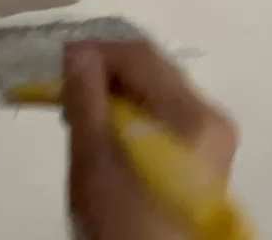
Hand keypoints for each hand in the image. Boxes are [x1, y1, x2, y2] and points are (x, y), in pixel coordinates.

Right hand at [62, 41, 238, 239]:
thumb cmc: (122, 226)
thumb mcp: (94, 159)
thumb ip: (85, 97)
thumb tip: (78, 50)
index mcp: (193, 116)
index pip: (139, 56)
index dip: (96, 50)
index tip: (59, 60)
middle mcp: (212, 118)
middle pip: (152, 69)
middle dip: (105, 68)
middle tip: (66, 82)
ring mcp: (212, 138)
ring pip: (156, 88)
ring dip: (116, 88)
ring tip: (80, 106)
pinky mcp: (204, 156)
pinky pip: (164, 112)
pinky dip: (132, 109)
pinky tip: (105, 125)